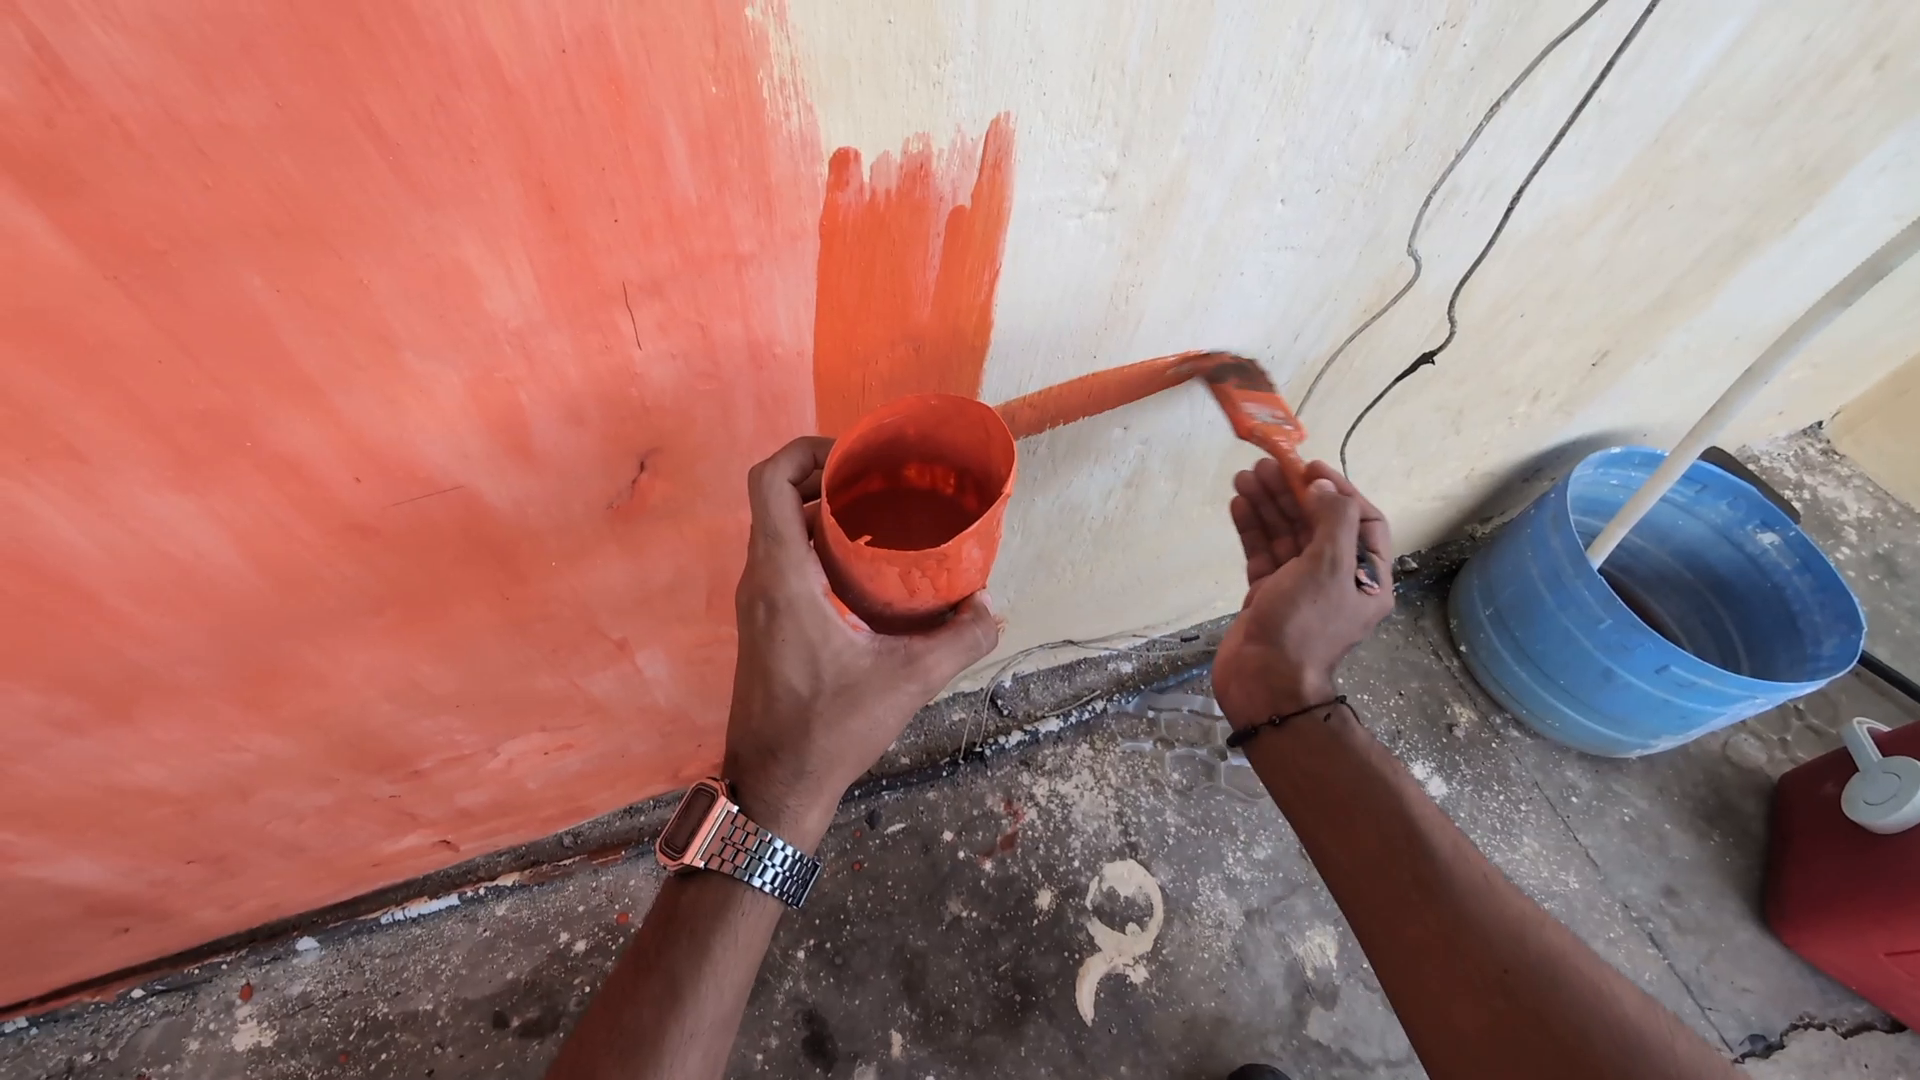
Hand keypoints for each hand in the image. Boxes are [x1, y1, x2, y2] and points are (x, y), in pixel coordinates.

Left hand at [722, 437, 1001, 847]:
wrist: (774, 787)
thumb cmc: (830, 730)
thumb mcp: (908, 681)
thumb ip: (960, 640)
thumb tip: (989, 606)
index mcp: (781, 576)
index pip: (769, 479)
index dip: (807, 450)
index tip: (857, 456)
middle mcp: (759, 579)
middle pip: (777, 497)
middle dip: (827, 477)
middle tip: (883, 482)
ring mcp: (756, 602)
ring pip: (779, 529)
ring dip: (821, 511)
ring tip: (880, 516)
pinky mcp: (763, 623)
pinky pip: (784, 559)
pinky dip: (817, 544)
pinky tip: (864, 568)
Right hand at [1211, 458, 1393, 727]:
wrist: (1263, 680)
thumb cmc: (1303, 625)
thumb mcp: (1330, 568)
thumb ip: (1332, 520)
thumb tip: (1323, 485)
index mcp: (1366, 578)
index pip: (1361, 522)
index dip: (1339, 491)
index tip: (1309, 468)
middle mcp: (1335, 580)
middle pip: (1317, 524)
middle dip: (1293, 493)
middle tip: (1265, 466)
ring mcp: (1298, 588)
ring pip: (1285, 536)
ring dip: (1267, 505)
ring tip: (1245, 477)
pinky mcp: (1266, 595)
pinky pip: (1262, 554)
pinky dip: (1251, 529)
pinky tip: (1238, 505)